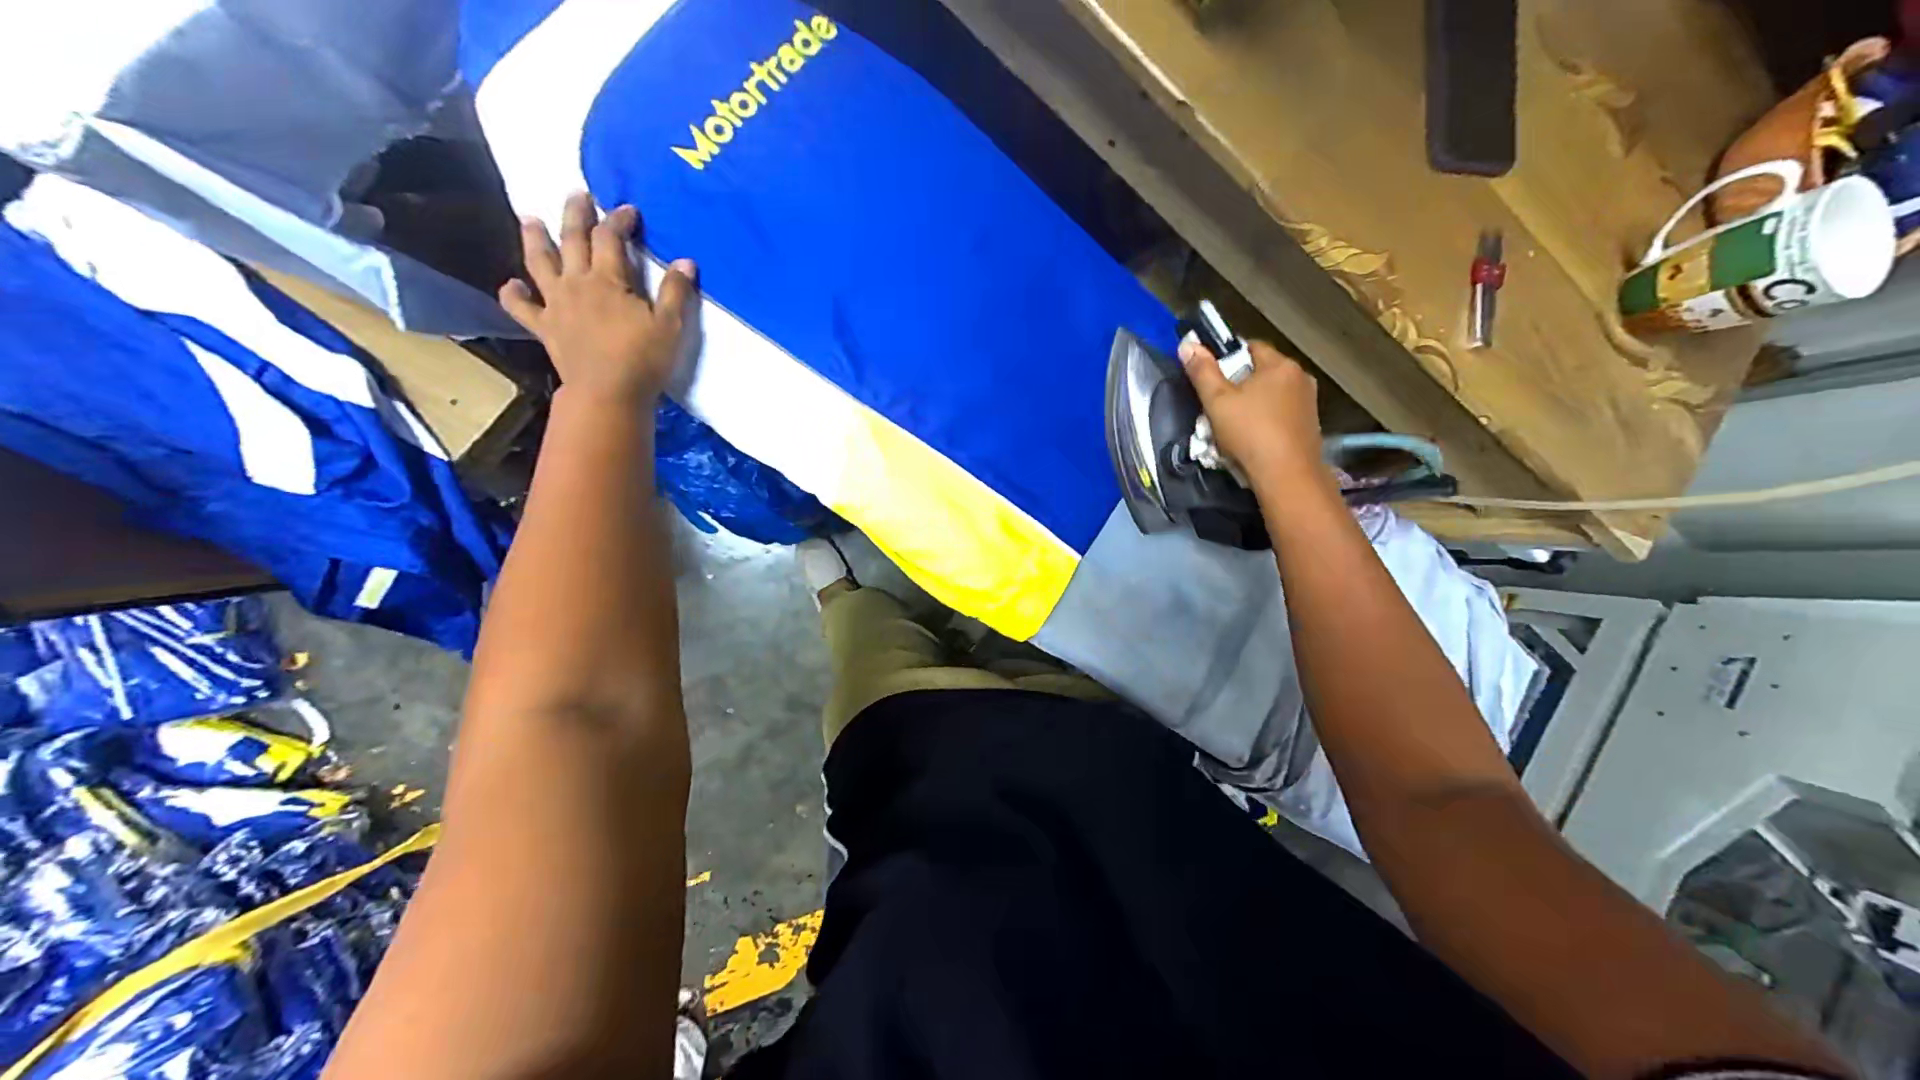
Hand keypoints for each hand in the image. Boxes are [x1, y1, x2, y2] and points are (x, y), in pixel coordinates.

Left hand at [499, 192, 696, 404]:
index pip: (611, 237)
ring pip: (539, 263)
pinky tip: (510, 284)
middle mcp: (577, 283)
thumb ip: (676, 292)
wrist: (608, 394)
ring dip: (534, 239)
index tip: (628, 210)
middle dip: (575, 214)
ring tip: (529, 219)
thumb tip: (686, 261)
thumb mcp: (670, 326)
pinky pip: (522, 308)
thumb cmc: (643, 360)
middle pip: (572, 239)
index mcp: (608, 280)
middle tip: (577, 194)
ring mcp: (556, 305)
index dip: (619, 219)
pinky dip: (513, 294)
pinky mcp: (545, 328)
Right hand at [1181, 339, 1325, 491]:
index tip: (1211, 377)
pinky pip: (1281, 415)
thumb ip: (1202, 371)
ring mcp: (1309, 403)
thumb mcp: (1216, 401)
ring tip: (1232, 426)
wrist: (1287, 476)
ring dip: (1252, 405)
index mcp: (1280, 365)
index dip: (1228, 357)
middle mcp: (1300, 378)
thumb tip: (1188, 344)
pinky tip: (1252, 440)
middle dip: (1239, 384)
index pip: (1251, 346)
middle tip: (1217, 406)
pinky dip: (1266, 422)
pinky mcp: (1310, 427)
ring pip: (1272, 396)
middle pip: (1262, 372)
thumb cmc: (1250, 433)